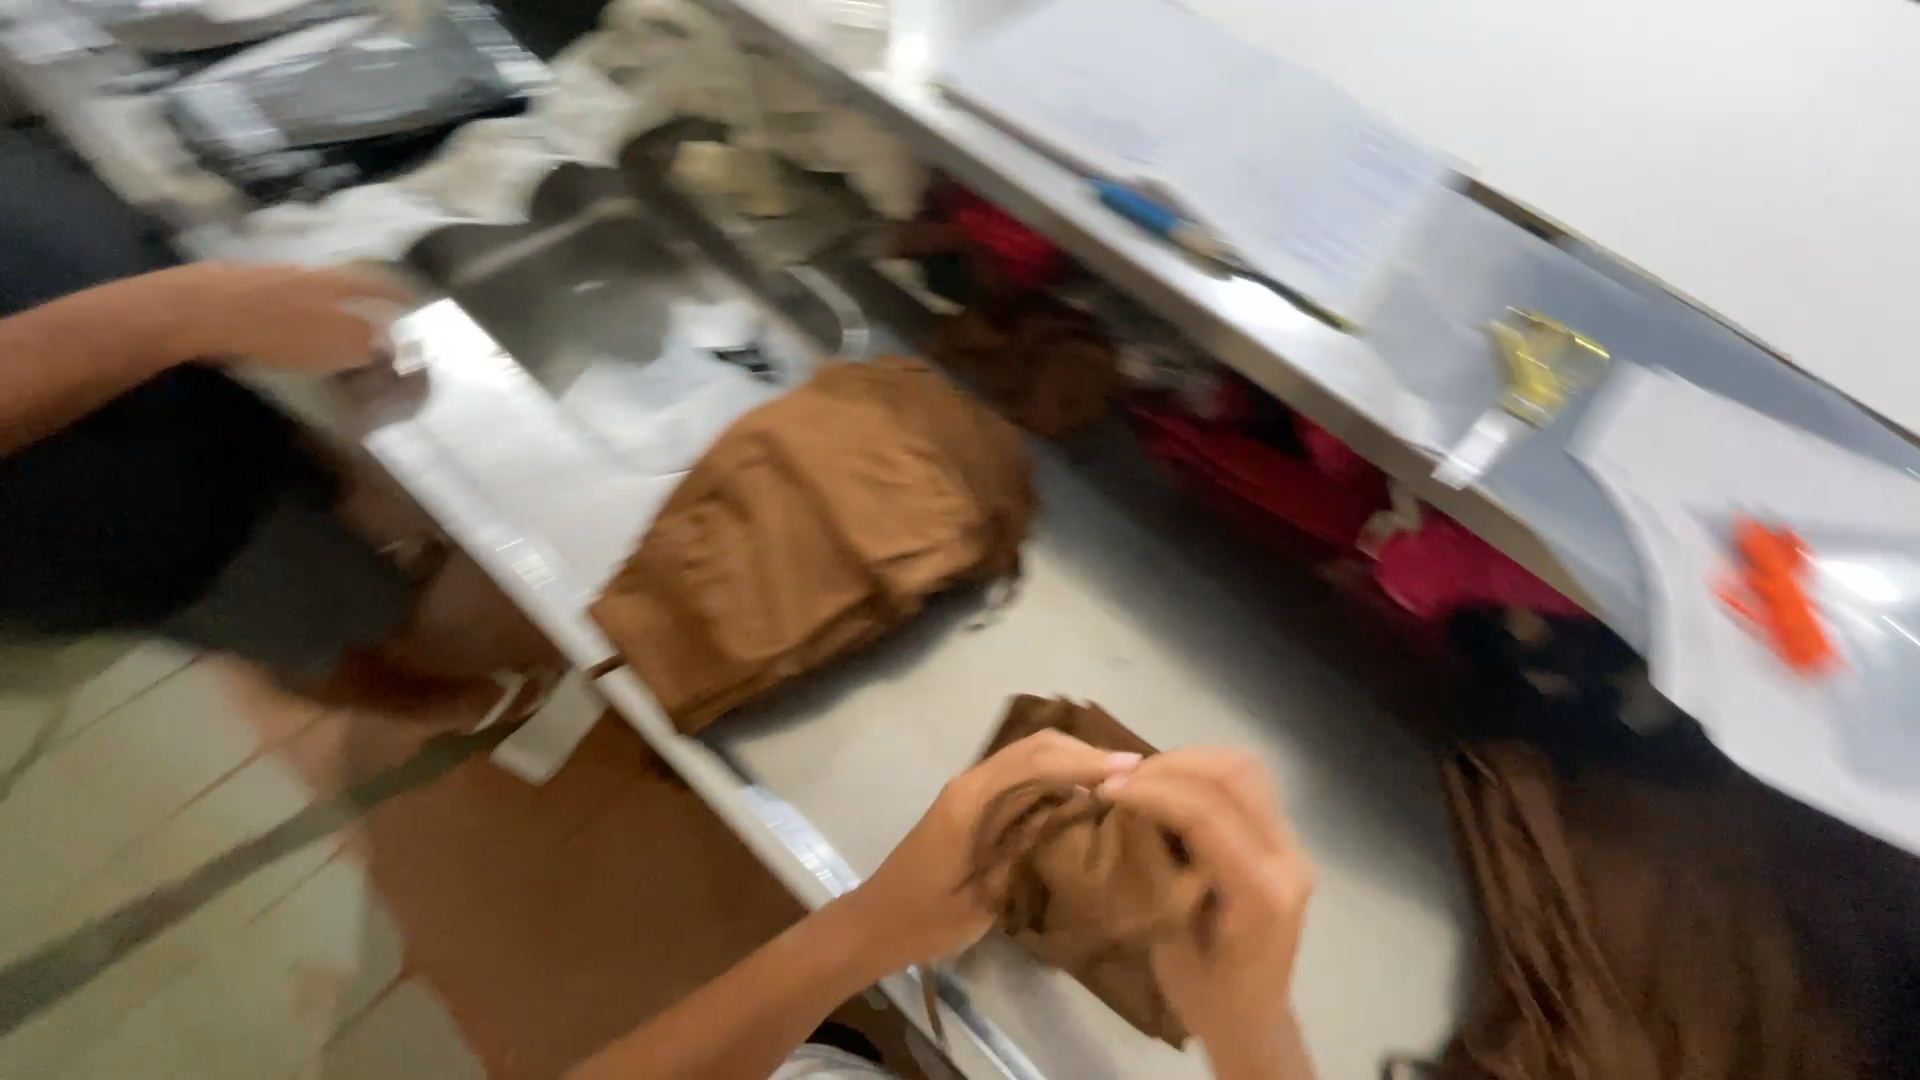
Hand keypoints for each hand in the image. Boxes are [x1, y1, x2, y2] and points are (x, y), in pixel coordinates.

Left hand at [163, 262, 414, 374]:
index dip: (400, 294)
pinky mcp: (233, 282)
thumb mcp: (336, 346)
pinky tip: (284, 327)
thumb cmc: (274, 333)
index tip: (415, 302)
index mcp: (336, 284)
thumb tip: (390, 342)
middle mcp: (306, 271)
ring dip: (323, 306)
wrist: (187, 312)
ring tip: (327, 326)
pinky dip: (289, 311)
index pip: (380, 285)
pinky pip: (276, 296)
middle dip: (360, 301)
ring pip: (308, 289)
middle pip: (343, 284)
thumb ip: (369, 343)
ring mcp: (267, 273)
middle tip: (373, 318)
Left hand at [839, 731, 1142, 976]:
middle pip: (1037, 748)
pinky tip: (1088, 801)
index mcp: (971, 798)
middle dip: (1087, 754)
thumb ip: (1024, 854)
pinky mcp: (981, 807)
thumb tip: (1076, 824)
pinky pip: (1026, 782)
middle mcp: (975, 783)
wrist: (878, 923)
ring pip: (1033, 760)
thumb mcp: (982, 898)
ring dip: (1076, 764)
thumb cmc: (924, 918)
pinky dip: (1060, 782)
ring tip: (1124, 783)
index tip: (1132, 769)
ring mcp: (977, 792)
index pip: (1036, 761)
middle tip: (1138, 774)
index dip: (1084, 761)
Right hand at [1102, 748, 1314, 1074]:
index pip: (1206, 813)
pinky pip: (1247, 782)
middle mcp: (1288, 860)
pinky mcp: (1283, 839)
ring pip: (1243, 768)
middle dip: (1171, 765)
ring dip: (1189, 761)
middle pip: (1232, 775)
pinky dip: (1204, 771)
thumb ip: (1154, 866)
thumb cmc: (1205, 995)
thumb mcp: (1166, 937)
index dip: (1152, 790)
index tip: (1108, 788)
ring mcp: (1292, 845)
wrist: (1254, 1022)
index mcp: (1261, 894)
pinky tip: (1171, 786)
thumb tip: (1126, 805)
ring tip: (1146, 778)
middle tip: (1124, 778)